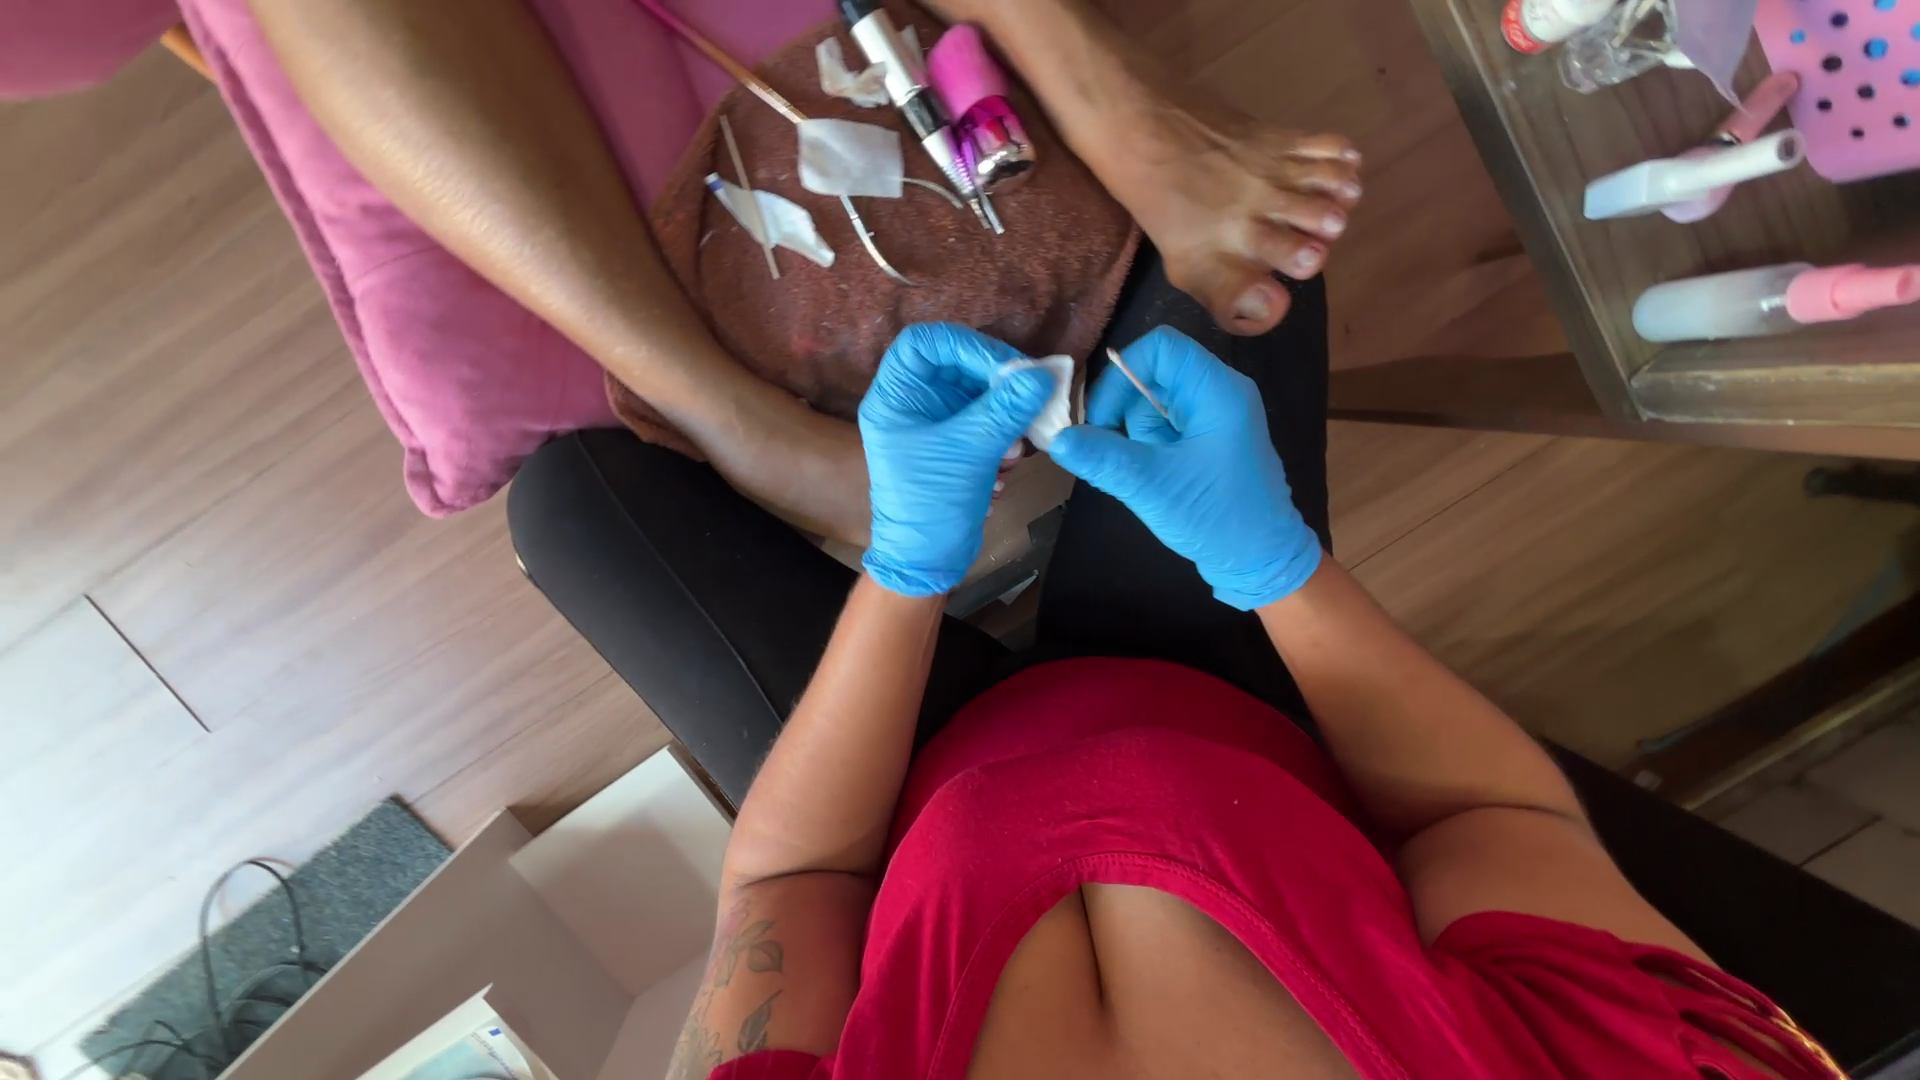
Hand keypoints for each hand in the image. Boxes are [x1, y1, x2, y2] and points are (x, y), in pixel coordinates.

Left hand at [858, 323, 1054, 596]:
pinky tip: (1009, 463)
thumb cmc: (931, 505)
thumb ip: (1005, 409)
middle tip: (1030, 395)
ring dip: (1005, 413)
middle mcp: (912, 404)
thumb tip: (1043, 374)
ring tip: (1018, 445)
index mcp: (895, 398)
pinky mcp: (956, 444)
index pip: (926, 344)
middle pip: (958, 366)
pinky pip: (986, 421)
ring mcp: (935, 425)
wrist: (928, 562)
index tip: (1005, 368)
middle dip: (996, 382)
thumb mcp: (969, 453)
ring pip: (977, 395)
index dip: (966, 346)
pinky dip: (1003, 436)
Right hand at [1047, 326, 1320, 609]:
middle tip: (1100, 449)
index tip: (1100, 418)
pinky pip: (1158, 427)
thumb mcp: (1154, 487)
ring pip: (1149, 403)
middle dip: (1118, 409)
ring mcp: (1209, 418)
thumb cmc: (1218, 519)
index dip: (1121, 373)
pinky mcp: (1201, 441)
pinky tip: (1140, 477)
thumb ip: (1104, 459)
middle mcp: (1216, 394)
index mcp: (1217, 391)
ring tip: (1127, 472)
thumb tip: (1054, 438)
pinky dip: (1139, 447)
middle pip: (1150, 375)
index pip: (1160, 348)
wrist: (1260, 562)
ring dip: (1127, 433)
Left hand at [1109, 96, 1360, 336]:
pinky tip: (1333, 176)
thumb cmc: (1176, 219)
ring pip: (1335, 185)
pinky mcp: (1286, 138)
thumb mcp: (1189, 269)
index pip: (1275, 274)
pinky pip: (1333, 148)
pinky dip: (1344, 163)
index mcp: (1233, 248)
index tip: (1296, 268)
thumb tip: (1273, 310)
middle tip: (1314, 235)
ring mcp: (1276, 171)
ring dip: (1340, 200)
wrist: (1159, 144)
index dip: (1294, 272)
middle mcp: (1260, 210)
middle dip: (1325, 235)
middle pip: (1322, 225)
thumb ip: (1228, 297)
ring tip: (1327, 207)